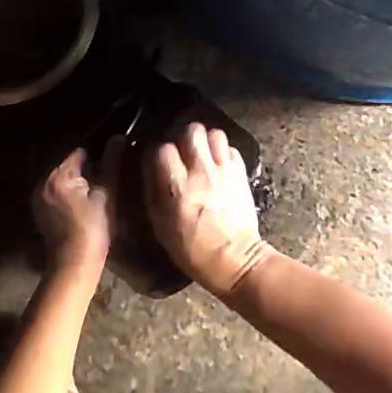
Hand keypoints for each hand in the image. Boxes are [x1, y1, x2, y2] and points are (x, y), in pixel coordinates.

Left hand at [35, 149, 111, 272]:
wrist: (73, 265)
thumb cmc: (94, 230)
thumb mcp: (106, 194)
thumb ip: (111, 163)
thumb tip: (118, 137)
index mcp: (58, 175)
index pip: (77, 152)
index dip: (94, 155)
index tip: (106, 164)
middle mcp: (42, 181)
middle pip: (65, 163)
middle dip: (82, 167)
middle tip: (100, 177)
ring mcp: (37, 196)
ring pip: (58, 176)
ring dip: (73, 179)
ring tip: (92, 189)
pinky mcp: (38, 208)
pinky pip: (52, 189)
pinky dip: (65, 190)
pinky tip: (80, 201)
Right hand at [147, 122, 272, 296]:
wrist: (236, 262)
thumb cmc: (192, 249)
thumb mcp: (160, 225)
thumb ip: (153, 191)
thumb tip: (149, 167)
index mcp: (176, 188)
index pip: (161, 148)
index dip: (158, 153)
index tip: (158, 162)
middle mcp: (200, 173)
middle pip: (191, 130)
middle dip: (184, 138)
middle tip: (183, 152)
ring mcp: (224, 171)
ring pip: (213, 133)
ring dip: (205, 141)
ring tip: (202, 155)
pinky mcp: (241, 173)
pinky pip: (230, 149)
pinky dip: (222, 154)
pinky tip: (218, 167)